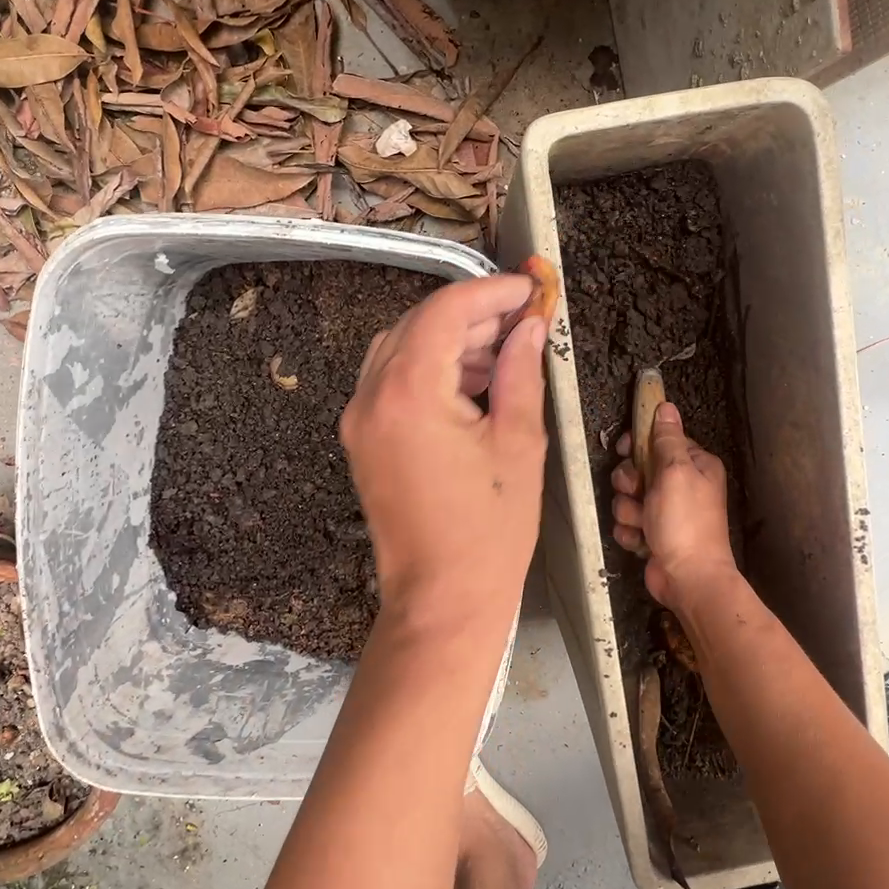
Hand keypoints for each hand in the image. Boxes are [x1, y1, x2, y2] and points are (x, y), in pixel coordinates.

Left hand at [341, 274, 547, 629]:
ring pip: (401, 348)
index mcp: (408, 393)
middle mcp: (371, 397)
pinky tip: (473, 381)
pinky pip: (392, 381)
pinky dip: (429, 369)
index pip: (447, 311)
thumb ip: (521, 373)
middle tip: (524, 318)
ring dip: (450, 340)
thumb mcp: (519, 444)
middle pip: (418, 324)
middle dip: (473, 314)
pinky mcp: (362, 440)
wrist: (442, 599)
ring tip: (505, 350)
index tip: (530, 289)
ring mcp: (359, 420)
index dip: (492, 292)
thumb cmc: (490, 531)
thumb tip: (529, 327)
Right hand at [610, 403, 738, 609]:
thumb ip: (667, 439)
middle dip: (630, 483)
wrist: (688, 578)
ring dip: (629, 511)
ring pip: (628, 497)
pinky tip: (642, 541)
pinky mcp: (652, 533)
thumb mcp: (675, 472)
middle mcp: (681, 485)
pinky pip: (627, 522)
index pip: (658, 440)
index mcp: (694, 465)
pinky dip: (630, 531)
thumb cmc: (685, 522)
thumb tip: (665, 406)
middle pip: (637, 468)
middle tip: (638, 493)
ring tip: (643, 524)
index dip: (638, 445)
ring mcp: (665, 511)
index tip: (625, 450)